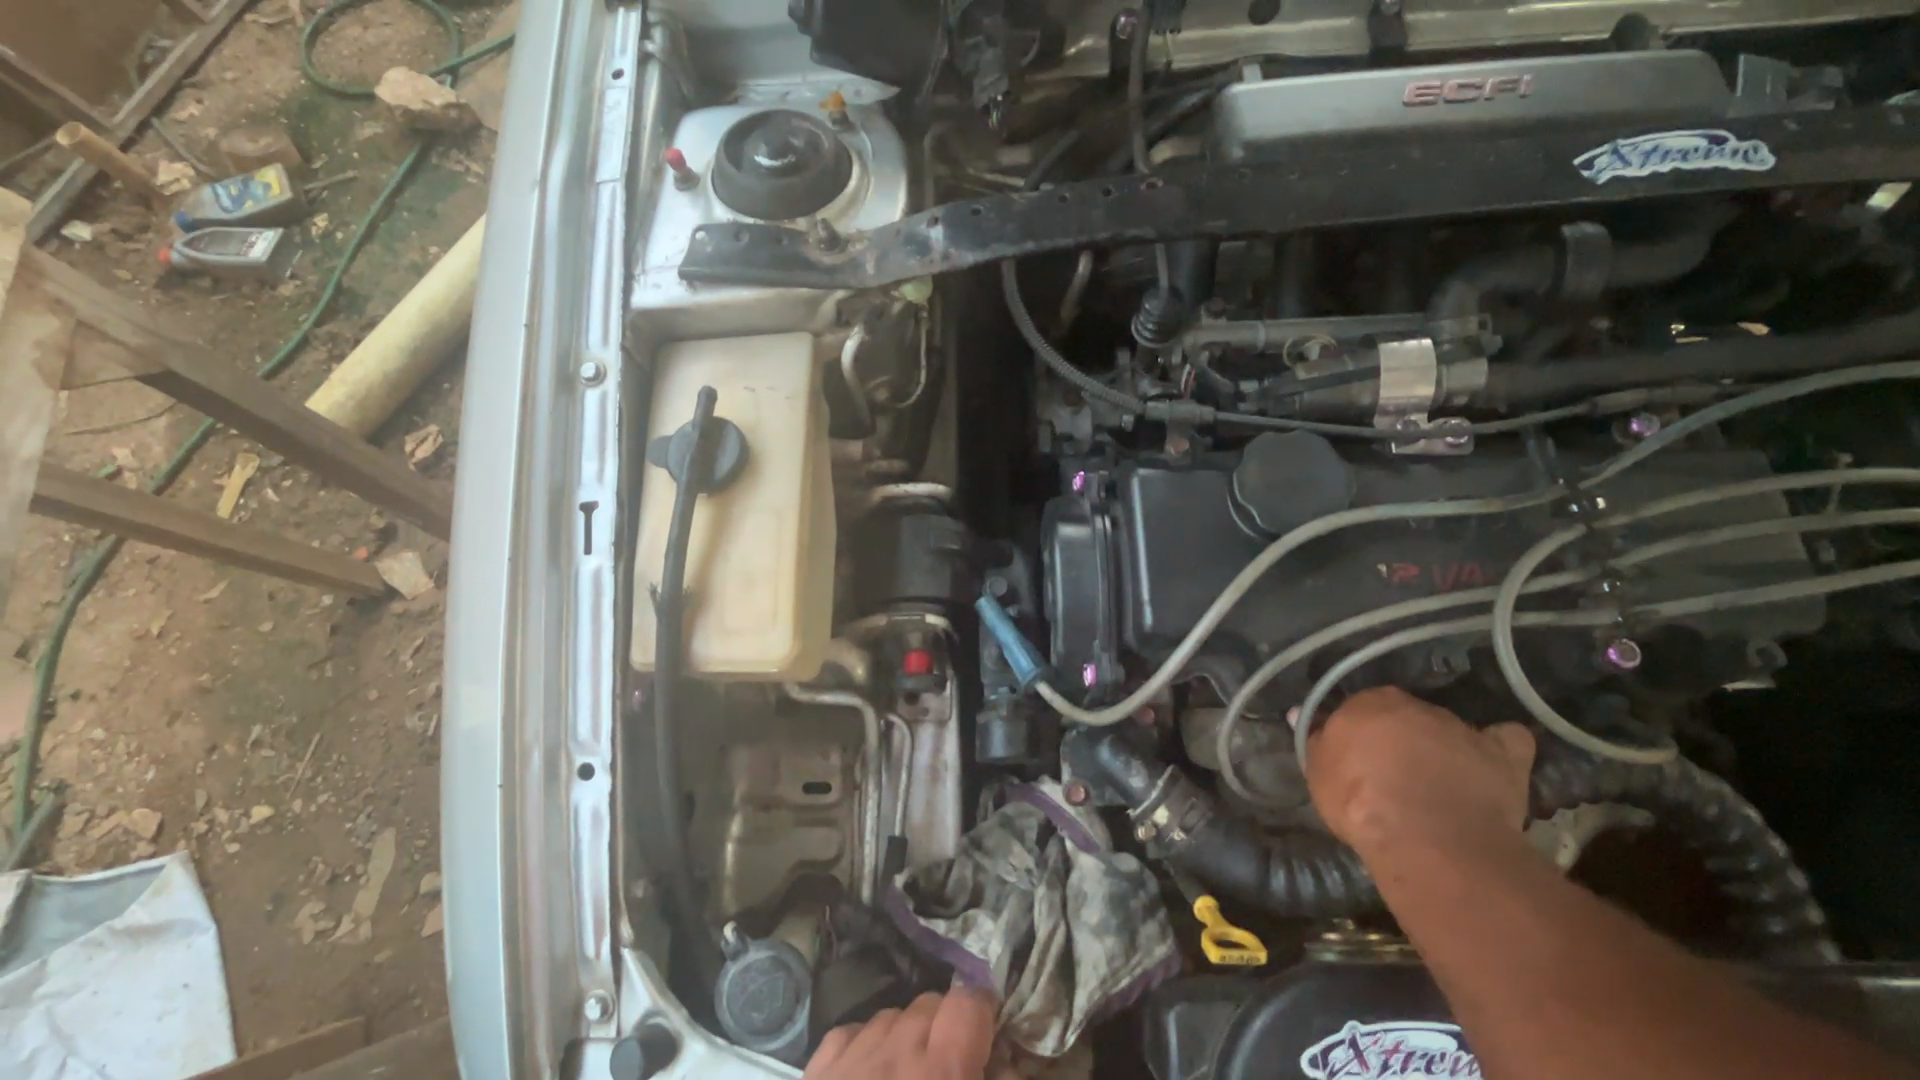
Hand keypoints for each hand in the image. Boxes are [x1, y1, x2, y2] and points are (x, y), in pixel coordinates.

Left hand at [803, 989, 997, 1079]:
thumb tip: (1012, 1063)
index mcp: (942, 1068)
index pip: (969, 1001)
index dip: (982, 1007)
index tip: (990, 1025)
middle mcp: (897, 1049)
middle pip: (929, 1004)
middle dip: (944, 1022)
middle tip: (952, 1057)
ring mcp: (851, 1057)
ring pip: (889, 1015)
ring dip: (904, 1032)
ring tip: (911, 1067)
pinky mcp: (816, 1072)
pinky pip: (848, 1034)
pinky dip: (864, 1043)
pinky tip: (870, 1067)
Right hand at [1304, 687, 1534, 858]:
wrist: (1426, 837)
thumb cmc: (1360, 803)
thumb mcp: (1318, 774)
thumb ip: (1315, 740)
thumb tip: (1300, 713)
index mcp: (1369, 703)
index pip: (1360, 708)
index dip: (1359, 735)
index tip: (1356, 759)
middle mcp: (1416, 707)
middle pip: (1406, 717)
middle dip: (1402, 738)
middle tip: (1394, 774)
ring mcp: (1462, 729)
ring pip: (1449, 730)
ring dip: (1443, 748)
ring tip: (1438, 785)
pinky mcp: (1503, 755)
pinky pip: (1508, 740)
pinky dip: (1500, 747)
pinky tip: (1492, 764)